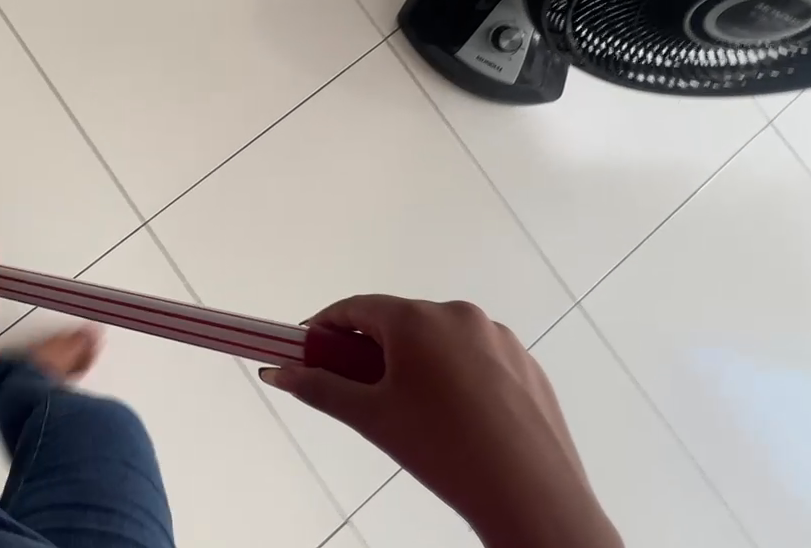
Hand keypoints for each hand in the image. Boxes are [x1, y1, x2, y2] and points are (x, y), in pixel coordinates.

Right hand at [260, 295, 620, 547]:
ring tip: (410, 408)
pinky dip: (454, 374)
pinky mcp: (528, 364)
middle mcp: (458, 315)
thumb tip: (276, 373)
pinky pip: (475, 357)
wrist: (534, 502)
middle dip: (371, 348)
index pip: (354, 308)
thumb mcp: (370, 417)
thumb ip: (318, 387)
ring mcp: (499, 338)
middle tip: (358, 385)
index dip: (326, 327)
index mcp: (417, 319)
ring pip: (438, 339)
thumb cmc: (443, 451)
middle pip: (397, 322)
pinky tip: (454, 417)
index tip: (310, 350)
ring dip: (414, 361)